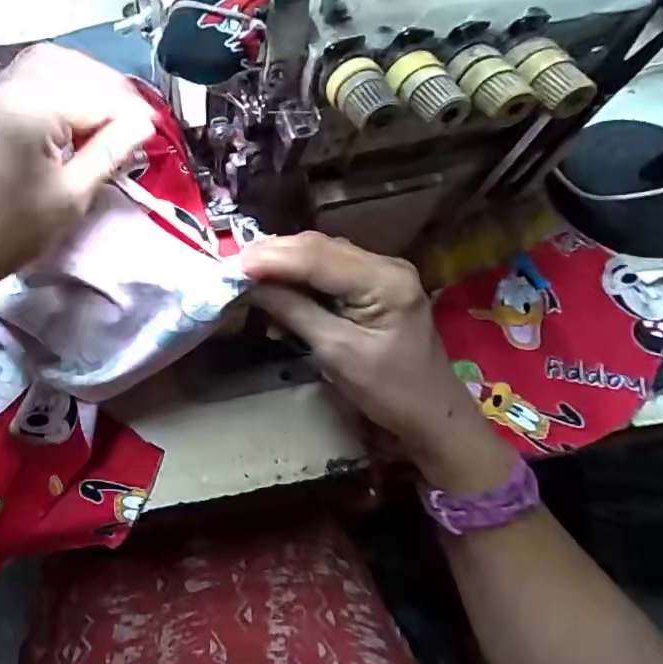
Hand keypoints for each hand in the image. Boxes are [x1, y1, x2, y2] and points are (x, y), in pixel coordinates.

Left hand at [0, 45, 156, 290]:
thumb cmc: (13, 231)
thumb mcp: (72, 197)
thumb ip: (110, 152)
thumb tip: (144, 124)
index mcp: (35, 110)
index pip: (100, 98)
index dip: (132, 117)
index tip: (153, 138)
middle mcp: (14, 88)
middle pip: (77, 67)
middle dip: (112, 92)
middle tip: (133, 127)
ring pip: (53, 64)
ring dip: (87, 84)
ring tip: (108, 119)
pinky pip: (33, 75)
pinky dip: (61, 85)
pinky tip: (75, 115)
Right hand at [242, 232, 515, 489]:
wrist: (431, 415)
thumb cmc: (389, 390)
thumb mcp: (336, 352)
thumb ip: (293, 311)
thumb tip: (249, 286)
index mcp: (385, 280)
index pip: (317, 257)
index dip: (271, 258)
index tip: (231, 267)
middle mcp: (385, 264)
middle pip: (318, 248)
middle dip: (272, 256)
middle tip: (231, 270)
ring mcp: (381, 272)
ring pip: (320, 256)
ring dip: (282, 266)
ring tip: (245, 279)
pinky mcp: (373, 285)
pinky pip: (328, 272)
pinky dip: (298, 280)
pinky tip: (274, 293)